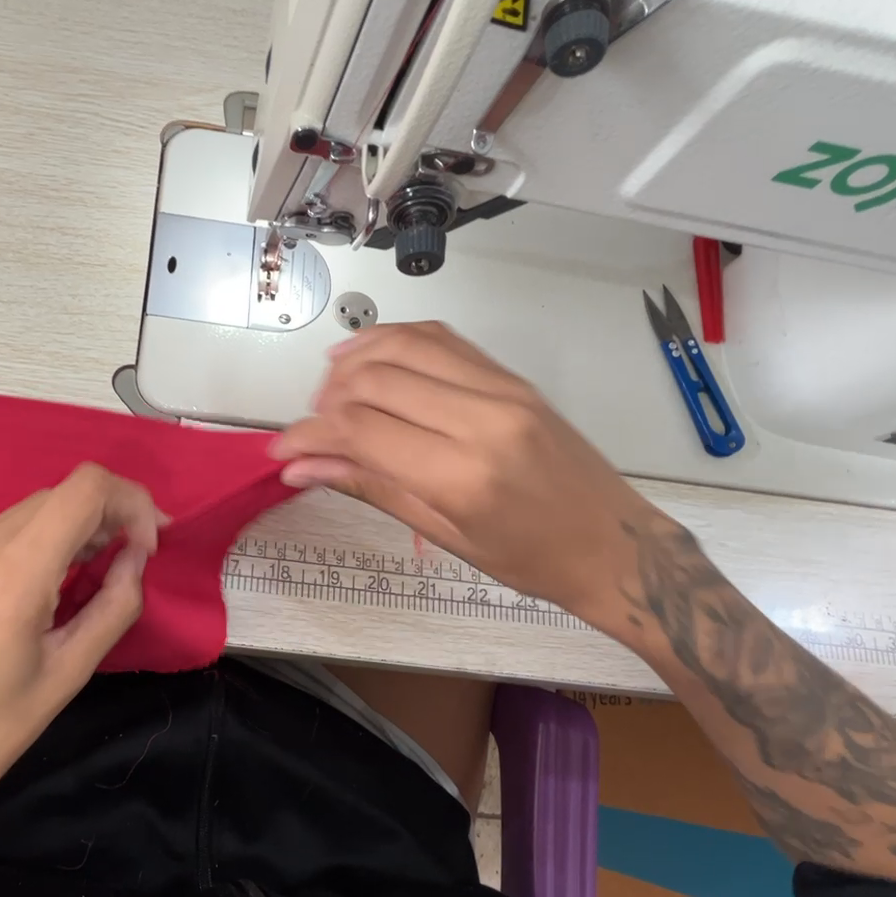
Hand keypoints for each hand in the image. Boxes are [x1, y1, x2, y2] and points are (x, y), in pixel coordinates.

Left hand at [0, 462, 165, 865]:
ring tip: (99, 573)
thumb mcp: (69, 673)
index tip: (149, 546)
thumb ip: (114, 605)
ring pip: (35, 509)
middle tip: (134, 561)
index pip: (85, 489)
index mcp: (13, 575)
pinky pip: (8, 531)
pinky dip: (45, 540)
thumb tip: (137, 556)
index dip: (131, 501)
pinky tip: (54, 582)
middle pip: (62, 493)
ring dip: (78, 526)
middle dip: (110, 515)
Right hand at [271, 321, 661, 633]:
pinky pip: (440, 338)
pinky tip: (367, 358)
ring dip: (353, 361)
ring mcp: (501, 387)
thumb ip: (370, 487)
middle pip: (375, 378)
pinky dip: (394, 340)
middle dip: (326, 400)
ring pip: (404, 343)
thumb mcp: (443, 533)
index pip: (360, 430)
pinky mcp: (510, 375)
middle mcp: (481, 417)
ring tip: (331, 392)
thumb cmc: (530, 558)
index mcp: (462, 474)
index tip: (283, 450)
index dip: (309, 435)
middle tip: (311, 429)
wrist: (612, 544)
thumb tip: (303, 468)